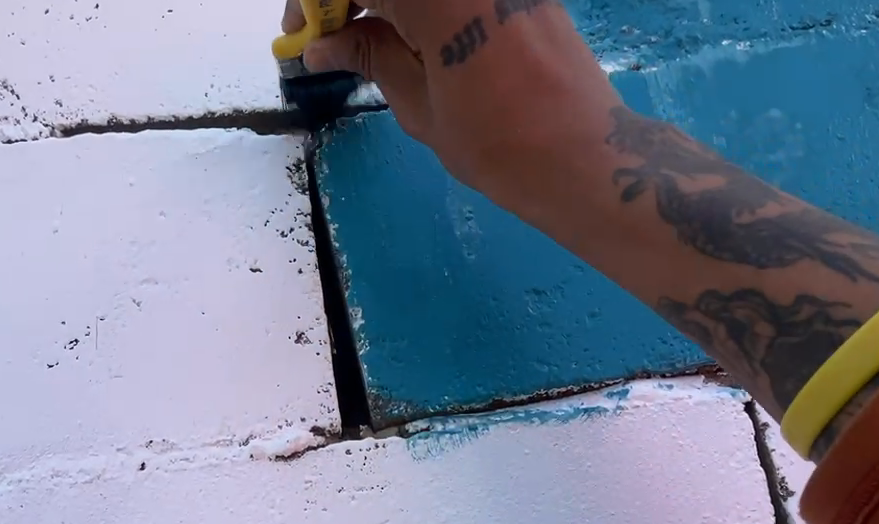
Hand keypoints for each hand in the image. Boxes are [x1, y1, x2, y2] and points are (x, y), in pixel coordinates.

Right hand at [283, 0, 622, 218]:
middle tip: (328, 37)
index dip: (316, 0)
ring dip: (382, 3)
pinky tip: (406, 34)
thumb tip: (324, 42)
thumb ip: (371, 57)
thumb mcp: (419, 106)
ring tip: (364, 42)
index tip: (300, 33)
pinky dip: (417, 5)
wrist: (578, 153)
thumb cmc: (495, 143)